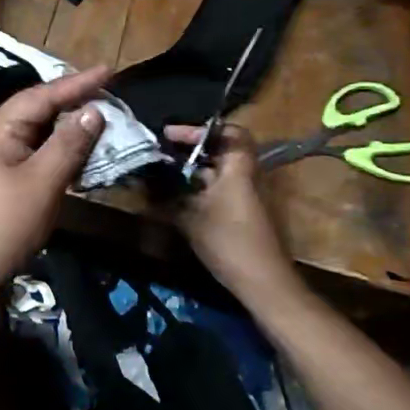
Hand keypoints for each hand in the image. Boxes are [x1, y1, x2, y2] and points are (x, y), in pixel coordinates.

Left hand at [0, 67, 107, 288]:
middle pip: (37, 109)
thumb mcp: (44, 181)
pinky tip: (76, 150)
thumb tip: (94, 111)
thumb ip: (70, 143)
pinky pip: (32, 150)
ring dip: (67, 126)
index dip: (78, 83)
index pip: (43, 95)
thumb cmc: (6, 223)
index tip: (110, 70)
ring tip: (99, 117)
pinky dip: (56, 148)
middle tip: (108, 92)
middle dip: (73, 102)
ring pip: (35, 131)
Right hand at [164, 124, 296, 296]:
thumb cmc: (228, 240)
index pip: (227, 131)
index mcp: (239, 165)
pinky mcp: (247, 211)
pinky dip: (203, 187)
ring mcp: (250, 193)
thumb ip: (169, 198)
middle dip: (192, 150)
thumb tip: (147, 185)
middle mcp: (248, 173)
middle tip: (165, 153)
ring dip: (196, 170)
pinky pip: (223, 187)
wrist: (262, 280)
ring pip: (221, 171)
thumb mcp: (190, 218)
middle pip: (221, 150)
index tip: (170, 136)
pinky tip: (180, 197)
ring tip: (166, 174)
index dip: (199, 130)